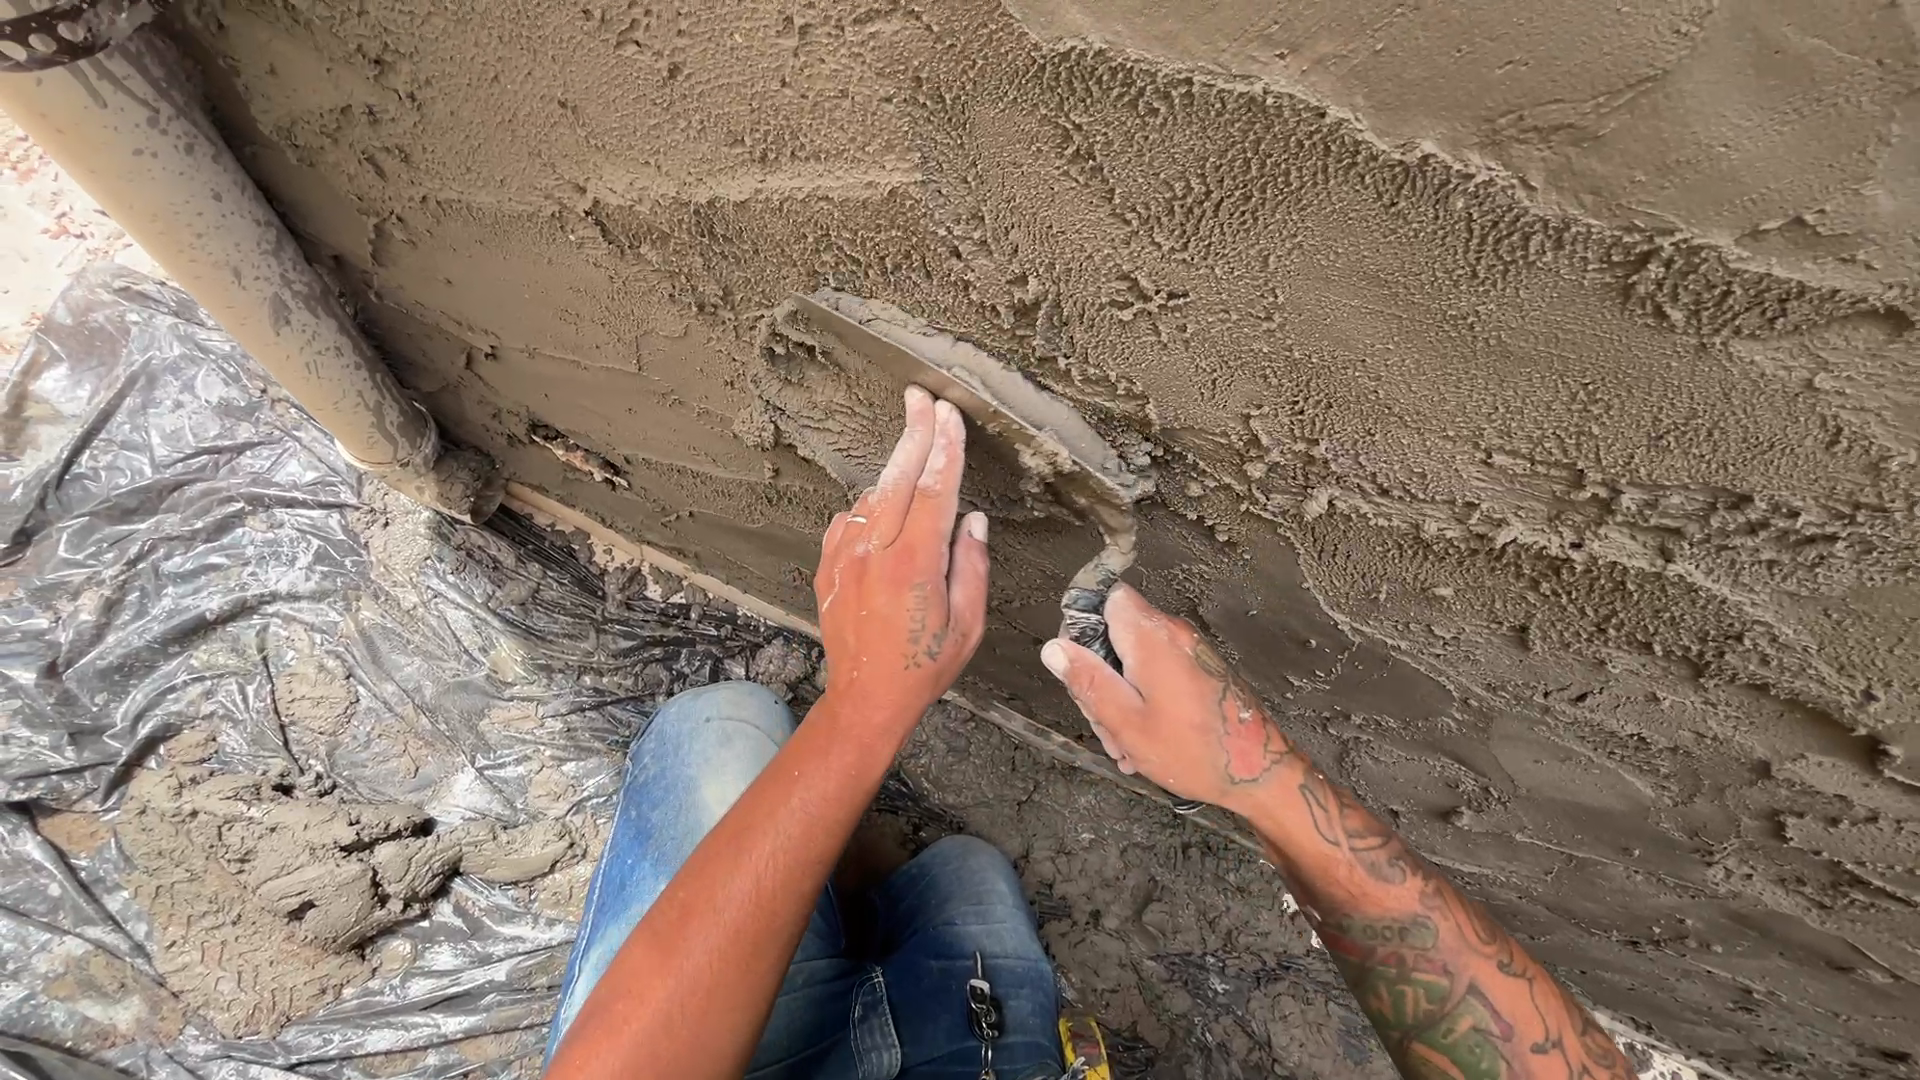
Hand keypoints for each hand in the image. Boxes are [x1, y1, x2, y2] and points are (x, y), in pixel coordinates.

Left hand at [814, 386, 989, 728]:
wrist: (865, 698)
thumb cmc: (923, 667)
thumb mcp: (968, 625)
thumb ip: (971, 567)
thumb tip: (971, 521)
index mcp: (914, 566)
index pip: (933, 491)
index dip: (945, 448)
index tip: (950, 416)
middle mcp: (875, 554)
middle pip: (896, 478)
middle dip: (913, 433)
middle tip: (920, 397)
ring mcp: (845, 559)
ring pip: (871, 497)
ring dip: (893, 471)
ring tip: (913, 451)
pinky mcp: (828, 568)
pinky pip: (848, 521)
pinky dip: (867, 506)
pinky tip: (881, 509)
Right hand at [1039, 584, 1302, 811]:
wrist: (1262, 773)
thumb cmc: (1193, 751)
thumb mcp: (1127, 722)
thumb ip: (1088, 681)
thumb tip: (1054, 647)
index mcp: (1151, 636)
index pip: (1106, 597)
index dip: (1083, 626)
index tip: (1080, 667)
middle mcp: (1173, 632)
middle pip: (1116, 632)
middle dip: (1101, 674)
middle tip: (1105, 722)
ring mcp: (1190, 650)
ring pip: (1135, 657)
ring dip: (1122, 694)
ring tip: (1127, 742)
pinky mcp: (1200, 668)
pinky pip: (1158, 671)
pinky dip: (1145, 698)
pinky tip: (1148, 737)